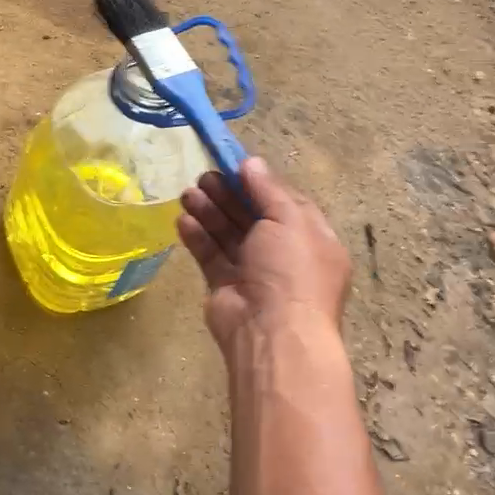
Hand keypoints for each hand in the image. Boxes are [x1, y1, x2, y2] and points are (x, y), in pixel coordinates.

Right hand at [178, 158, 351, 356]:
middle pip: (251, 215)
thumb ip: (268, 189)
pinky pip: (210, 254)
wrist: (272, 333)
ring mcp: (253, 271)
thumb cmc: (291, 271)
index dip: (258, 183)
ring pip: (228, 233)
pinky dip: (197, 236)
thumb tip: (251, 162)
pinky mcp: (226, 285)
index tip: (232, 165)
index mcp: (311, 239)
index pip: (284, 202)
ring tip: (187, 194)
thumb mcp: (289, 220)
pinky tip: (183, 220)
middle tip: (203, 177)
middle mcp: (284, 254)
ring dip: (208, 211)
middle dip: (227, 194)